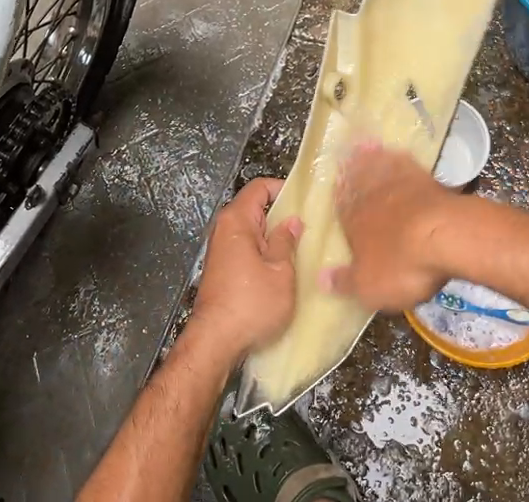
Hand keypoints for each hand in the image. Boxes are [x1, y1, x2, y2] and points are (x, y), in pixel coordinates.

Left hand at [187, 178, 302, 359]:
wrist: (216, 342)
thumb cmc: (251, 304)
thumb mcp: (280, 272)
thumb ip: (286, 242)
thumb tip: (292, 222)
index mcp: (236, 220)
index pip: (260, 188)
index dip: (284, 189)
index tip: (308, 201)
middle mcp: (224, 229)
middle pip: (256, 209)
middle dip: (283, 217)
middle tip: (312, 228)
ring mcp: (222, 250)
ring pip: (253, 233)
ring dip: (276, 239)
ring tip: (303, 250)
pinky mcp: (223, 270)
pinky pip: (248, 251)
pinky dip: (265, 255)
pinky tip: (285, 269)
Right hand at [323, 141, 458, 310]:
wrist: (446, 236)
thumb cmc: (402, 264)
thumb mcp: (369, 285)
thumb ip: (345, 282)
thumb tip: (319, 279)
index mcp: (353, 220)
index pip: (342, 205)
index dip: (338, 194)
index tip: (334, 180)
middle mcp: (372, 198)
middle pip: (359, 180)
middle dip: (352, 168)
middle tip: (347, 152)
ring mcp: (402, 186)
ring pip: (382, 168)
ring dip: (375, 157)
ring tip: (369, 144)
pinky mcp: (430, 182)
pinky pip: (410, 166)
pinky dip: (403, 159)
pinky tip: (403, 154)